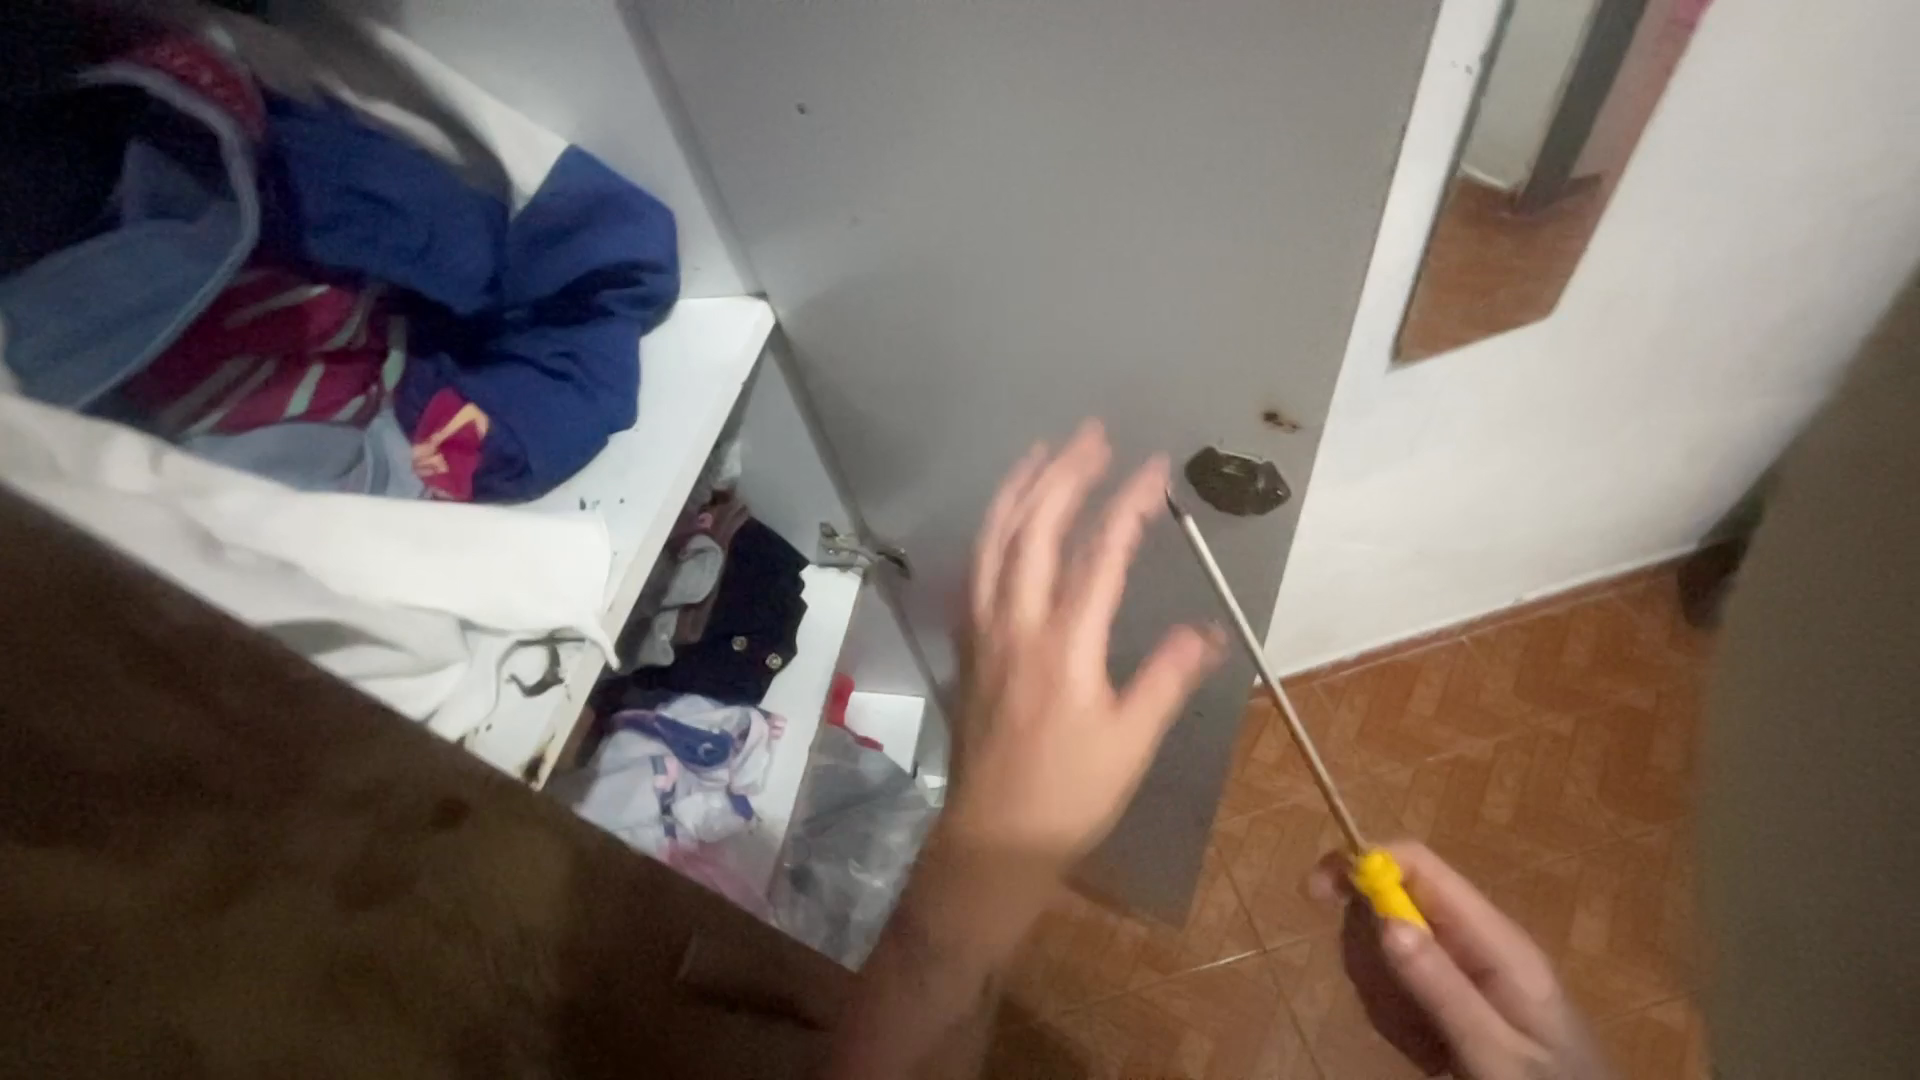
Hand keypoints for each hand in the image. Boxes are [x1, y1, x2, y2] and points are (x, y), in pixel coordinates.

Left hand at [941, 421, 1224, 872]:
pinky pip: (975, 568)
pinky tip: (1005, 517)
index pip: (1098, 553)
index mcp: (1064, 643)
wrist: (994, 836)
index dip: (1127, 504)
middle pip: (1034, 528)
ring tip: (1044, 452)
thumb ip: (1168, 677)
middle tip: (1092, 434)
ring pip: (993, 541)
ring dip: (1019, 490)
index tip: (1153, 467)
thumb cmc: (1070, 793)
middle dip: (1064, 474)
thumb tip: (1209, 631)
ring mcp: (983, 628)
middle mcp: (1016, 622)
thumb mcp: (1133, 740)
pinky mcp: (967, 642)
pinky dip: (992, 529)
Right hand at [1308, 842, 1613, 1079]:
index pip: (1417, 863)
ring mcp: (1459, 963)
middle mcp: (1472, 937)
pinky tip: (1421, 1046)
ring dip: (1380, 986)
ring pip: (1381, 940)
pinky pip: (1390, 977)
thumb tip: (1383, 919)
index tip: (1316, 892)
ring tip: (1418, 1040)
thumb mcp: (1498, 1053)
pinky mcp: (1447, 989)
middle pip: (1388, 900)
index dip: (1361, 861)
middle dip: (1368, 945)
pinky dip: (1390, 1009)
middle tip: (1386, 1002)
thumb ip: (1444, 990)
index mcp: (1494, 937)